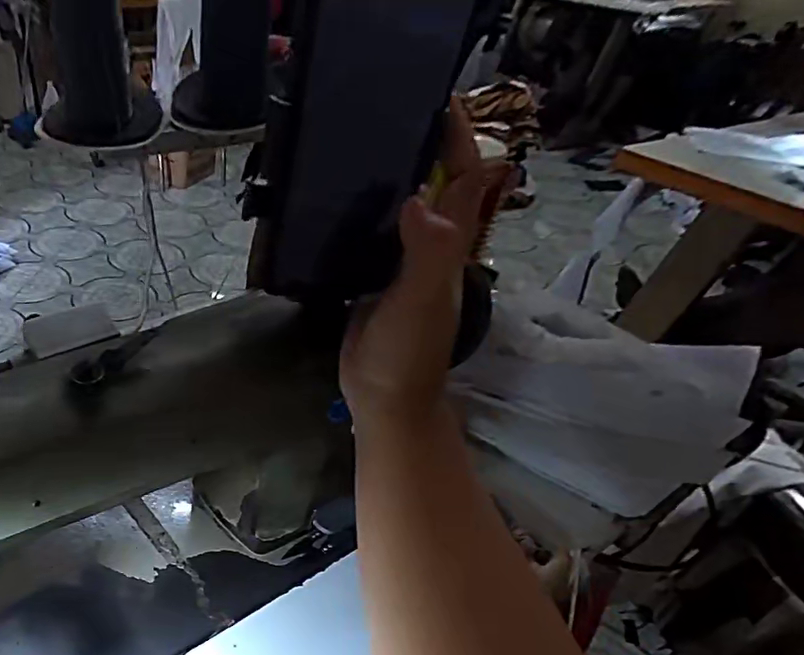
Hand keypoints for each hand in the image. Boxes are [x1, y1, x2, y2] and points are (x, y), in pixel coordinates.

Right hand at [339, 98, 508, 425]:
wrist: (382, 401)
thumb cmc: (405, 356)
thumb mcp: (420, 303)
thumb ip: (426, 253)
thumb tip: (417, 198)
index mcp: (448, 249)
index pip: (464, 182)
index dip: (458, 141)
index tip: (438, 103)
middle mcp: (430, 252)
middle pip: (437, 189)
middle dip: (426, 150)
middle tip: (391, 115)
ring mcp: (401, 269)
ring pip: (405, 213)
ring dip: (393, 180)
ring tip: (362, 147)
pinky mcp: (374, 285)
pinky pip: (374, 241)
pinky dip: (364, 218)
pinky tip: (339, 204)